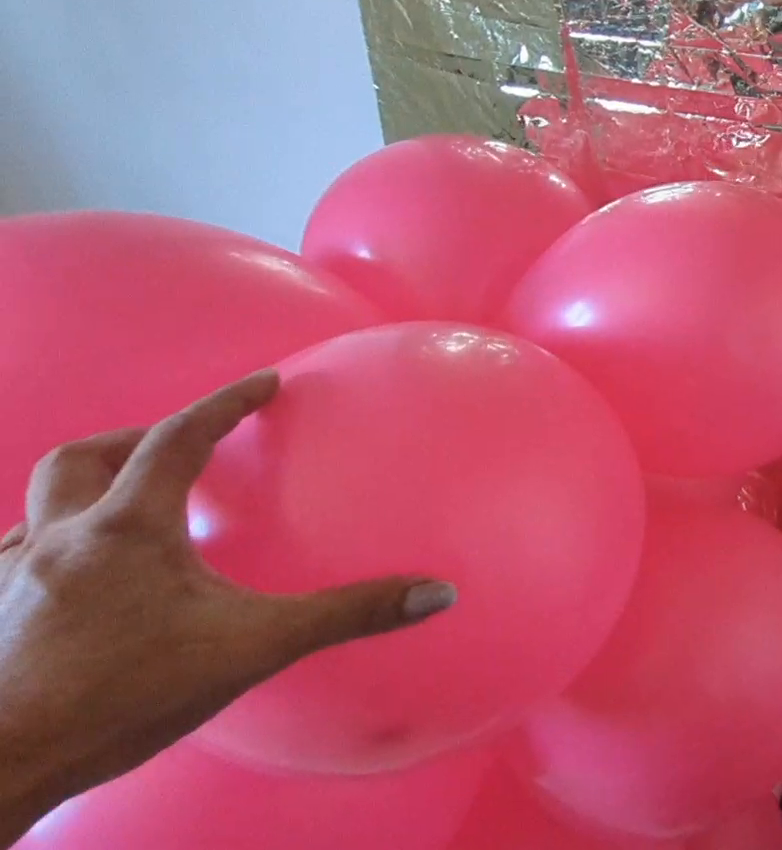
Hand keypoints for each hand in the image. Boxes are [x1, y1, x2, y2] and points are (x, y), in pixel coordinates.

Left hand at [0, 371, 456, 844]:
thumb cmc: (125, 697)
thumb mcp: (256, 648)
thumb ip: (350, 613)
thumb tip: (440, 592)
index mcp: (126, 530)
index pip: (178, 439)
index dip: (226, 403)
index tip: (264, 383)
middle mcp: (58, 541)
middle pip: (81, 458)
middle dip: (137, 439)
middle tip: (186, 446)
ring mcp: (8, 579)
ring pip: (40, 508)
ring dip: (90, 494)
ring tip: (138, 511)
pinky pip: (14, 556)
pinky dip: (56, 545)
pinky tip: (84, 579)